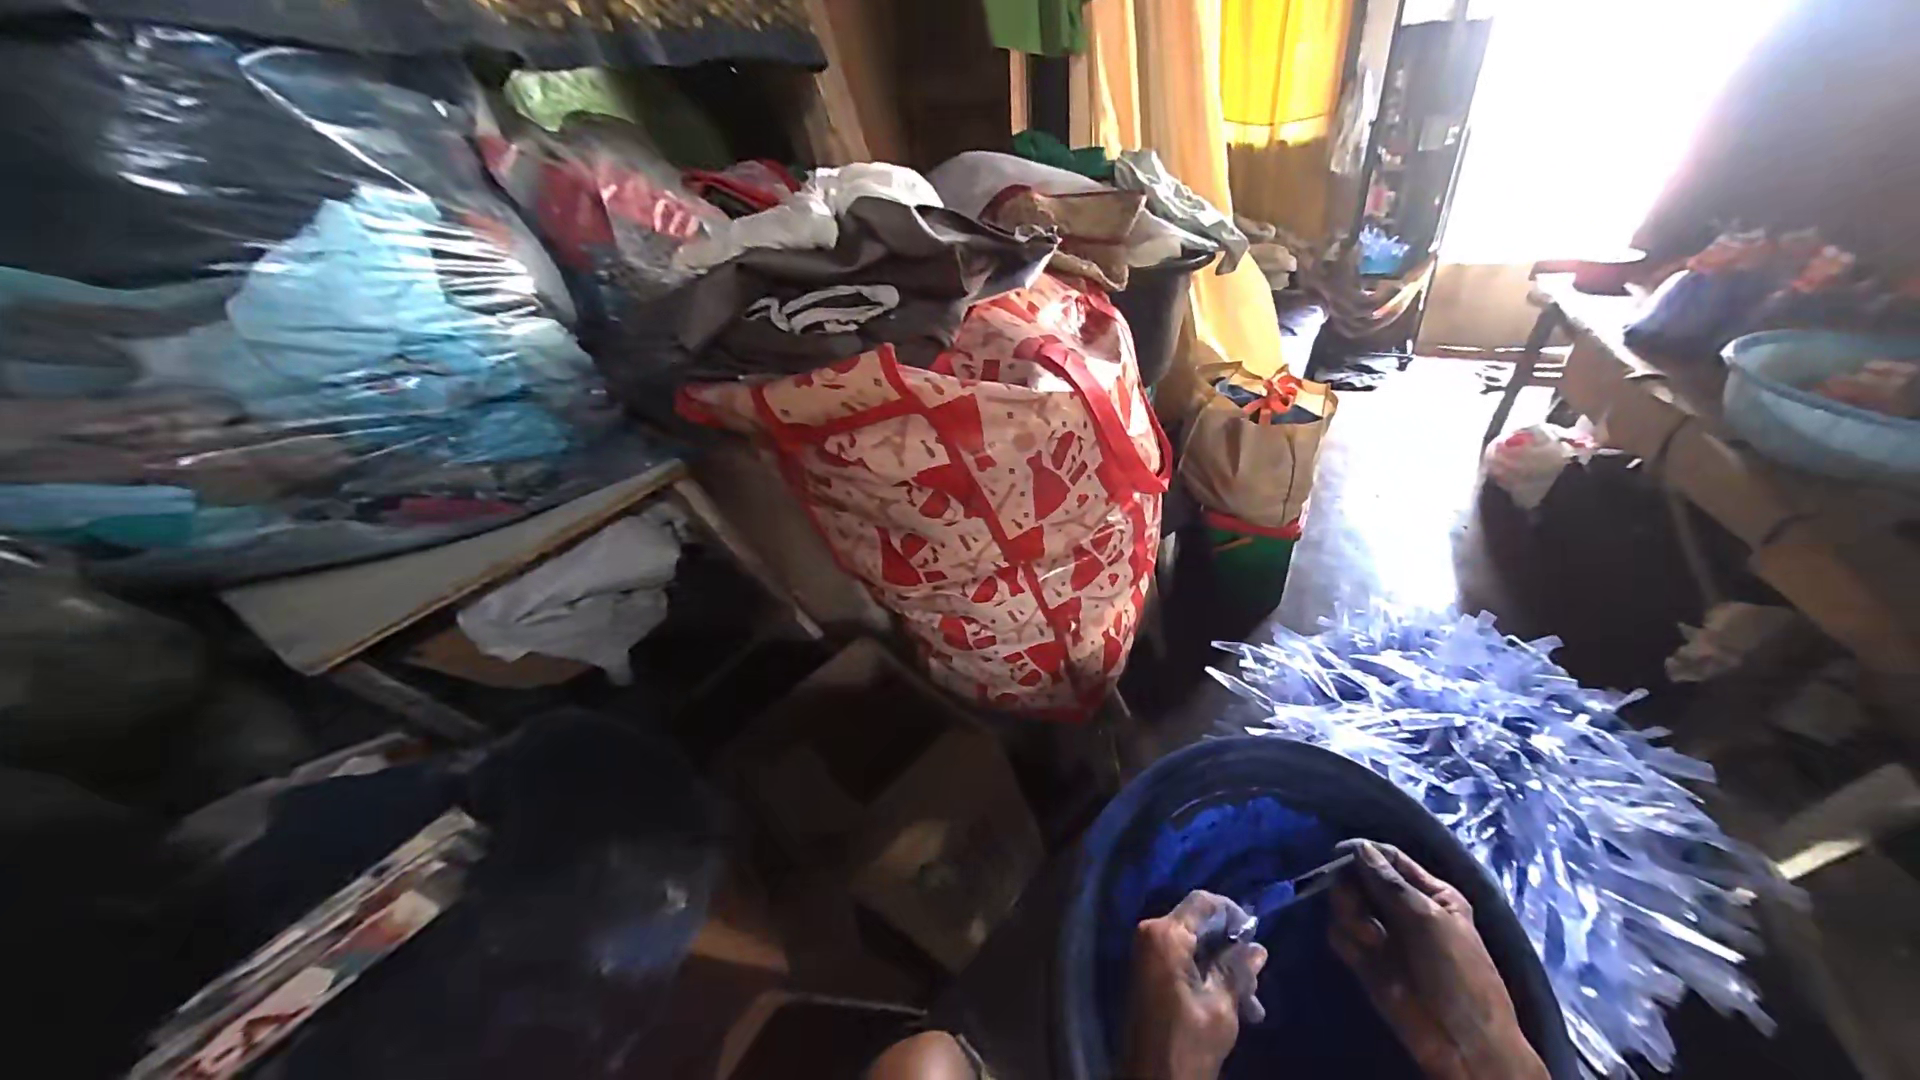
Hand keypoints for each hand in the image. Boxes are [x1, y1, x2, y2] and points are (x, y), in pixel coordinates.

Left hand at [1122, 890, 1268, 1079]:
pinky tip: (1233, 1004)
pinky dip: (1206, 973)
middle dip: (1231, 949)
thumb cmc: (1187, 1042)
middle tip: (1258, 980)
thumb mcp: (1220, 1006)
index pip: (1202, 902)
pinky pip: (1182, 959)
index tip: (1256, 933)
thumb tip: (1257, 947)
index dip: (1232, 911)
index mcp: (1165, 934)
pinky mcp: (1148, 970)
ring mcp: (1146, 952)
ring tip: (1252, 1006)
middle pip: (1198, 924)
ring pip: (1194, 945)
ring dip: (1223, 967)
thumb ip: (1237, 970)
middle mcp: (1151, 933)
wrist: (1150, 1079)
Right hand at [1327, 840, 1548, 1079]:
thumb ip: (1389, 882)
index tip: (1339, 854)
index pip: (1388, 857)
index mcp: (1429, 893)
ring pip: (1344, 901)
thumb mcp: (1428, 920)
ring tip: (1369, 936)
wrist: (1463, 1042)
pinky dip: (1346, 937)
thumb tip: (1359, 847)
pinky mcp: (1363, 955)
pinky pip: (1338, 931)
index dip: (1363, 852)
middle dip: (1352, 886)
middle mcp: (1401, 906)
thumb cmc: (1458, 973)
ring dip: (1350, 914)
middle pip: (1358, 876)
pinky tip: (1364, 953)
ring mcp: (1381, 930)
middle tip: (1354, 901)